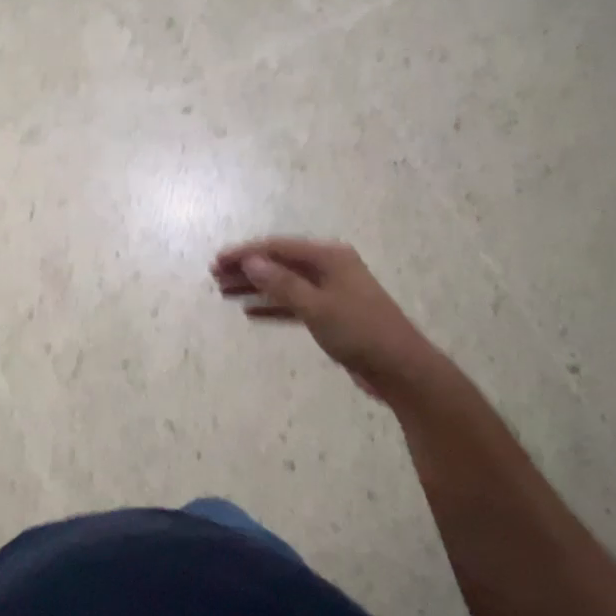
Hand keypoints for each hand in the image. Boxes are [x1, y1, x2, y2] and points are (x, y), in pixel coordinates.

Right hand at [213, 237, 443, 399]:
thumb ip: (281, 283)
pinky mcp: (331, 314)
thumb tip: (250, 261)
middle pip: (280, 263)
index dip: (245, 253)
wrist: (400, 368)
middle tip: (215, 278)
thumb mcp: (316, 306)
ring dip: (256, 287)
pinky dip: (273, 306)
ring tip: (225, 293)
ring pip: (285, 283)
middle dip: (247, 269)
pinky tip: (251, 312)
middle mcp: (330, 268)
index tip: (217, 262)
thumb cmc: (359, 332)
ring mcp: (332, 291)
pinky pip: (294, 303)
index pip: (278, 247)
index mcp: (329, 257)